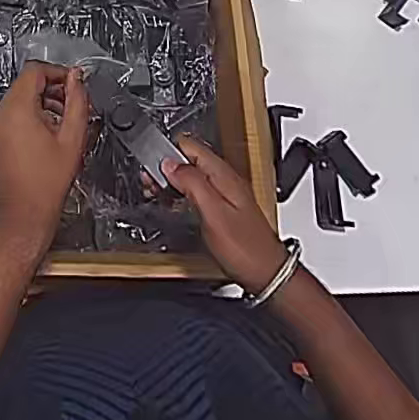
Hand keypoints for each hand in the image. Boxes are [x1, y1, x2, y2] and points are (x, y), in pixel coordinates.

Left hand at [0, 62, 89, 251]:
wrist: (25, 213)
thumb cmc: (48, 180)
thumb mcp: (73, 136)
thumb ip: (77, 100)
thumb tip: (76, 77)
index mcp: (17, 109)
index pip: (34, 71)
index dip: (57, 73)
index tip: (72, 84)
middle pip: (25, 84)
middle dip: (51, 88)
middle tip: (71, 104)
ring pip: (17, 98)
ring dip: (40, 102)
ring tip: (61, 121)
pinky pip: (10, 115)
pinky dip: (27, 115)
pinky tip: (45, 133)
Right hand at [166, 135, 288, 293]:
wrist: (266, 273)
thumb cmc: (245, 248)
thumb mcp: (213, 213)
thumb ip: (192, 184)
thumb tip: (171, 164)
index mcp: (222, 174)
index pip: (189, 146)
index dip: (167, 153)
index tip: (152, 168)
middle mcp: (224, 178)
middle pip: (189, 159)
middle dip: (167, 168)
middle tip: (151, 183)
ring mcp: (224, 192)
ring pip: (192, 175)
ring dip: (172, 181)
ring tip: (157, 192)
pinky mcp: (223, 206)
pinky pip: (198, 190)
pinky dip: (182, 193)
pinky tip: (174, 204)